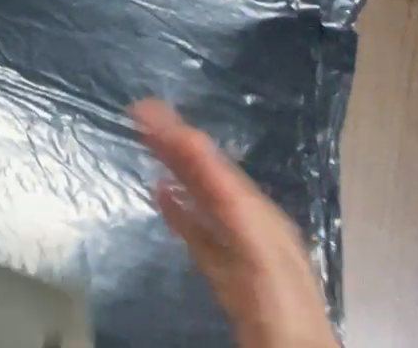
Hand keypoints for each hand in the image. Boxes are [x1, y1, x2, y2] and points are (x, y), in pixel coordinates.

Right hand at [132, 100, 337, 347]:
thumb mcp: (259, 257)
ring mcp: (242, 254)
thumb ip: (225, 212)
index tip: (146, 109)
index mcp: (261, 221)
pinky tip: (161, 195)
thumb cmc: (279, 308)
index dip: (183, 137)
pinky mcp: (229, 277)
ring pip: (206, 202)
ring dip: (177, 170)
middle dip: (177, 145)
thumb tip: (183, 158)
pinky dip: (181, 211)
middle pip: (212, 180)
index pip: (217, 169)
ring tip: (146, 142)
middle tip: (138, 112)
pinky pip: (203, 235)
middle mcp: (254, 230)